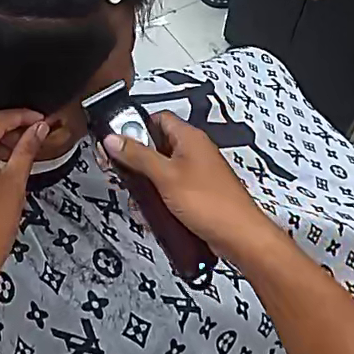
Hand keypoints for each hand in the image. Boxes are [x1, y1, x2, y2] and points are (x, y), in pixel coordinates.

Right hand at [103, 112, 288, 265]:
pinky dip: (160, 197)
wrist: (237, 235)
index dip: (135, 126)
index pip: (157, 118)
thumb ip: (138, 156)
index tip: (117, 140)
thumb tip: (115, 139)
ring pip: (162, 169)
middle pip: (157, 145)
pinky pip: (171, 188)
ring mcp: (197, 172)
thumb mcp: (165, 176)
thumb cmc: (214, 204)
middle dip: (138, 160)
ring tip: (140, 195)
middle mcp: (195, 151)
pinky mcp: (197, 192)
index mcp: (189, 137)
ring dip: (147, 183)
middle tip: (124, 172)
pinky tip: (155, 210)